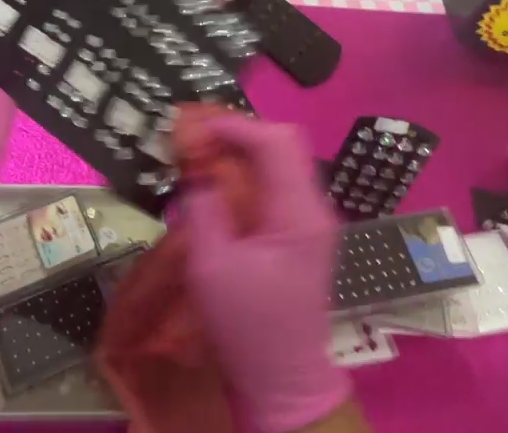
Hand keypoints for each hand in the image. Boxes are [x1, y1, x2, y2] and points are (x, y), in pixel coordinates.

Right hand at [181, 116, 348, 432]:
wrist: (285, 382)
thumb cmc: (248, 327)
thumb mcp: (212, 267)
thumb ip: (204, 210)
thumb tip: (197, 173)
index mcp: (298, 214)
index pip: (276, 143)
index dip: (235, 125)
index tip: (194, 127)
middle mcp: (313, 209)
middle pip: (281, 145)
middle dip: (236, 134)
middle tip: (194, 141)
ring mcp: (309, 221)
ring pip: (278, 163)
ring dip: (239, 153)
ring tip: (199, 159)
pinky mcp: (299, 234)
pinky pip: (274, 186)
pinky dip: (245, 175)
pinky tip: (216, 188)